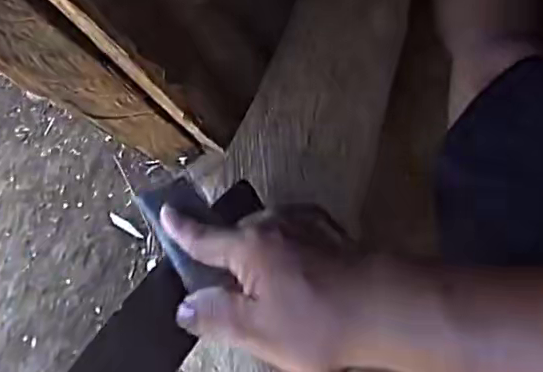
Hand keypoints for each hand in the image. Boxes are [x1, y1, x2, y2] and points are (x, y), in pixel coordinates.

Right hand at [160, 204, 370, 371]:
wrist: (376, 303)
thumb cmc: (314, 322)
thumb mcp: (258, 332)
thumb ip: (217, 315)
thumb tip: (185, 305)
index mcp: (248, 245)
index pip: (205, 238)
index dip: (182, 229)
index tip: (166, 211)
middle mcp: (270, 221)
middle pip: (236, 238)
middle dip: (229, 260)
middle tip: (238, 298)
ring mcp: (299, 219)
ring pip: (265, 235)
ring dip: (261, 256)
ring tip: (277, 297)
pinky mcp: (323, 224)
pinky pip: (290, 233)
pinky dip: (285, 251)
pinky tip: (301, 279)